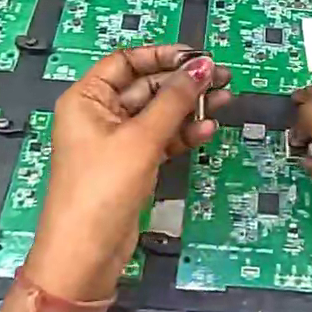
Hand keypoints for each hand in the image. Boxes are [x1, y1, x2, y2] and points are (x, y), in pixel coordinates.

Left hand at [27, 46, 232, 299]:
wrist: (86, 256)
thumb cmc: (101, 189)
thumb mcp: (141, 138)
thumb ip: (175, 99)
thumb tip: (203, 65)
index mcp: (88, 98)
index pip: (127, 61)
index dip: (163, 55)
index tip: (197, 56)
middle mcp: (101, 113)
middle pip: (148, 85)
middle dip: (184, 82)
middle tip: (222, 78)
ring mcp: (118, 140)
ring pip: (159, 112)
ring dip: (190, 106)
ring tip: (225, 99)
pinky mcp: (133, 163)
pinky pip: (162, 138)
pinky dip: (183, 133)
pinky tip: (207, 128)